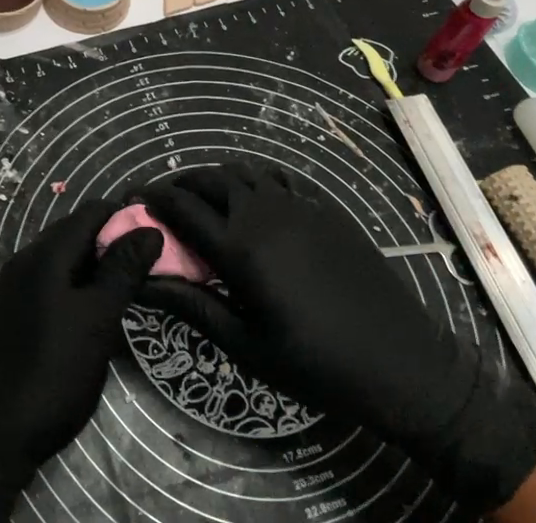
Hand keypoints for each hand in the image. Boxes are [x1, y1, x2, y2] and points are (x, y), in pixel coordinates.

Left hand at [0, 201, 161, 522]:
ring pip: (67, 258)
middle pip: (77, 232)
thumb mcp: (97, 320)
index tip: (163, 230)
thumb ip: (122, 271)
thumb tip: (150, 228)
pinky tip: (102, 306)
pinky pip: (54, 281)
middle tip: (157, 259)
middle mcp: (26, 260)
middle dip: (115, 239)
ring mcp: (18, 286)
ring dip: (99, 263)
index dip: (127, 215)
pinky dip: (81, 283)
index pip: (91, 212)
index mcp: (45, 255)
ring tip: (137, 282)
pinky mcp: (16, 310)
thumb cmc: (53, 372)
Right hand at [140, 166, 535, 510]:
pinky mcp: (327, 208)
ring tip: (203, 198)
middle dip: (178, 184)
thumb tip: (142, 283)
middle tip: (164, 201)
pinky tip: (253, 199)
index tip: (132, 203)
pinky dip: (254, 178)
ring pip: (244, 170)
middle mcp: (265, 213)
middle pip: (208, 179)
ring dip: (215, 177)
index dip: (151, 200)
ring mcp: (300, 205)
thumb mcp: (244, 346)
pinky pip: (280, 177)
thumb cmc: (316, 366)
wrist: (403, 363)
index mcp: (240, 248)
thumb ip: (190, 305)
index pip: (180, 207)